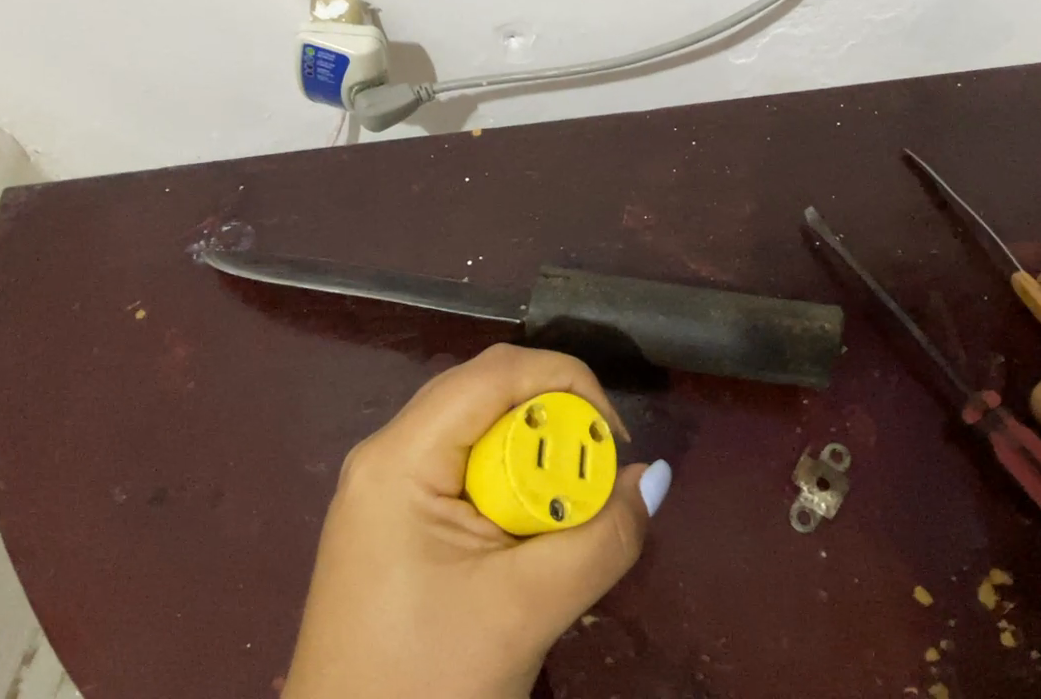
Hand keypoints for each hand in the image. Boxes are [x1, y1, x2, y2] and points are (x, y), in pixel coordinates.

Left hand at [281, 344, 672, 698]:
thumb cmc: (425, 684)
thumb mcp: (526, 610)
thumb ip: (602, 539)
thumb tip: (653, 478)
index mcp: (399, 458)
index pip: (495, 373)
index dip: (567, 382)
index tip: (615, 439)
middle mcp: (388, 454)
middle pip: (486, 393)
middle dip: (554, 421)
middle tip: (598, 473)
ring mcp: (388, 485)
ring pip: (480, 430)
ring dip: (536, 455)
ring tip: (572, 505)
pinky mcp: (399, 517)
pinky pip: (467, 467)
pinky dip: (513, 482)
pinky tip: (532, 529)